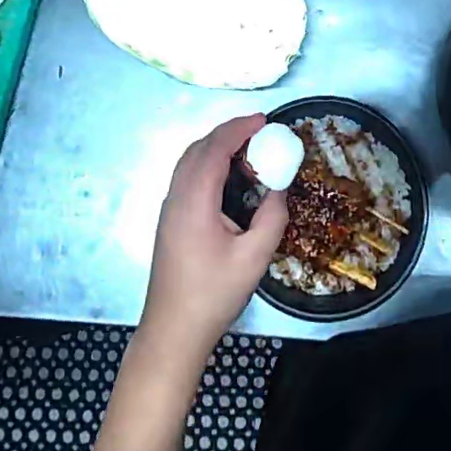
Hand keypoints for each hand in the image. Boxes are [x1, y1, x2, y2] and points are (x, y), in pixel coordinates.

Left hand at [140, 115, 287, 354]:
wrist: (173, 329)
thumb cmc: (214, 294)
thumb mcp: (254, 258)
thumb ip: (272, 217)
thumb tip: (280, 188)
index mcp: (194, 200)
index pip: (214, 149)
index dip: (238, 129)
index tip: (264, 121)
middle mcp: (176, 195)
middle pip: (199, 148)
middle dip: (228, 132)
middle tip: (260, 131)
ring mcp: (169, 206)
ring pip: (190, 160)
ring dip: (216, 146)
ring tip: (247, 148)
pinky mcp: (170, 217)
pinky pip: (187, 175)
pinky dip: (208, 162)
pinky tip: (227, 174)